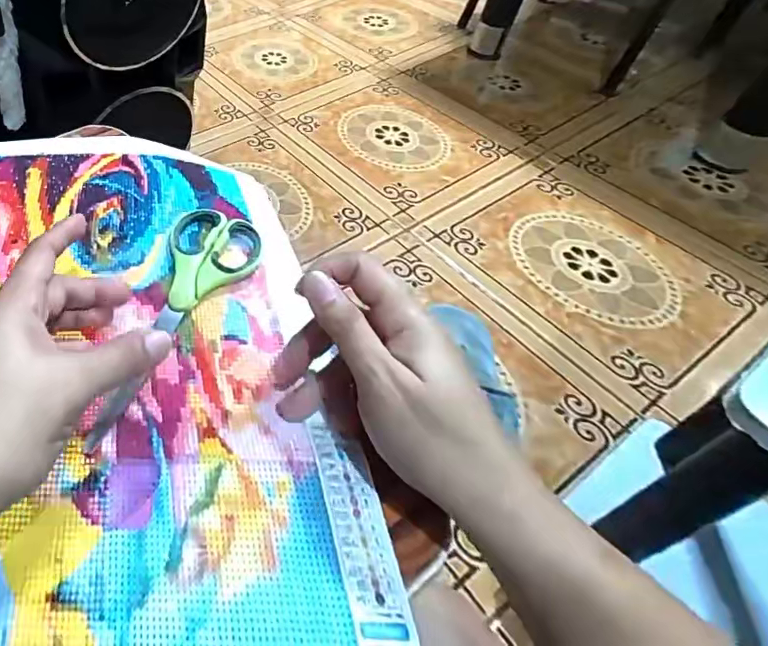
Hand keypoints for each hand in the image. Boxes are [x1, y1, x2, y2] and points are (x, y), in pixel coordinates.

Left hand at [0, 215, 172, 552]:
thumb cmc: (9, 420)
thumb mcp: (72, 385)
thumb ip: (120, 357)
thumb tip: (164, 336)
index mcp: (13, 310)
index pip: (41, 258)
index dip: (64, 236)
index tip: (86, 222)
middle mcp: (4, 326)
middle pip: (52, 294)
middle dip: (90, 294)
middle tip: (127, 302)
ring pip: (48, 327)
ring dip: (82, 326)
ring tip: (115, 335)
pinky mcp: (1, 386)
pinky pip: (42, 354)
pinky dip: (70, 352)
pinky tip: (90, 371)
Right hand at [271, 251, 523, 527]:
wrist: (487, 498)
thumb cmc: (431, 436)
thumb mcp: (378, 380)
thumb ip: (345, 326)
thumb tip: (314, 278)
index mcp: (405, 318)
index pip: (361, 269)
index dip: (325, 276)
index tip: (294, 301)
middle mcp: (405, 331)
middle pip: (348, 317)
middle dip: (310, 344)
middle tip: (280, 379)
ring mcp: (407, 362)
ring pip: (351, 353)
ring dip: (320, 379)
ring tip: (292, 413)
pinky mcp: (407, 389)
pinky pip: (366, 380)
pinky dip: (345, 398)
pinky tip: (336, 427)